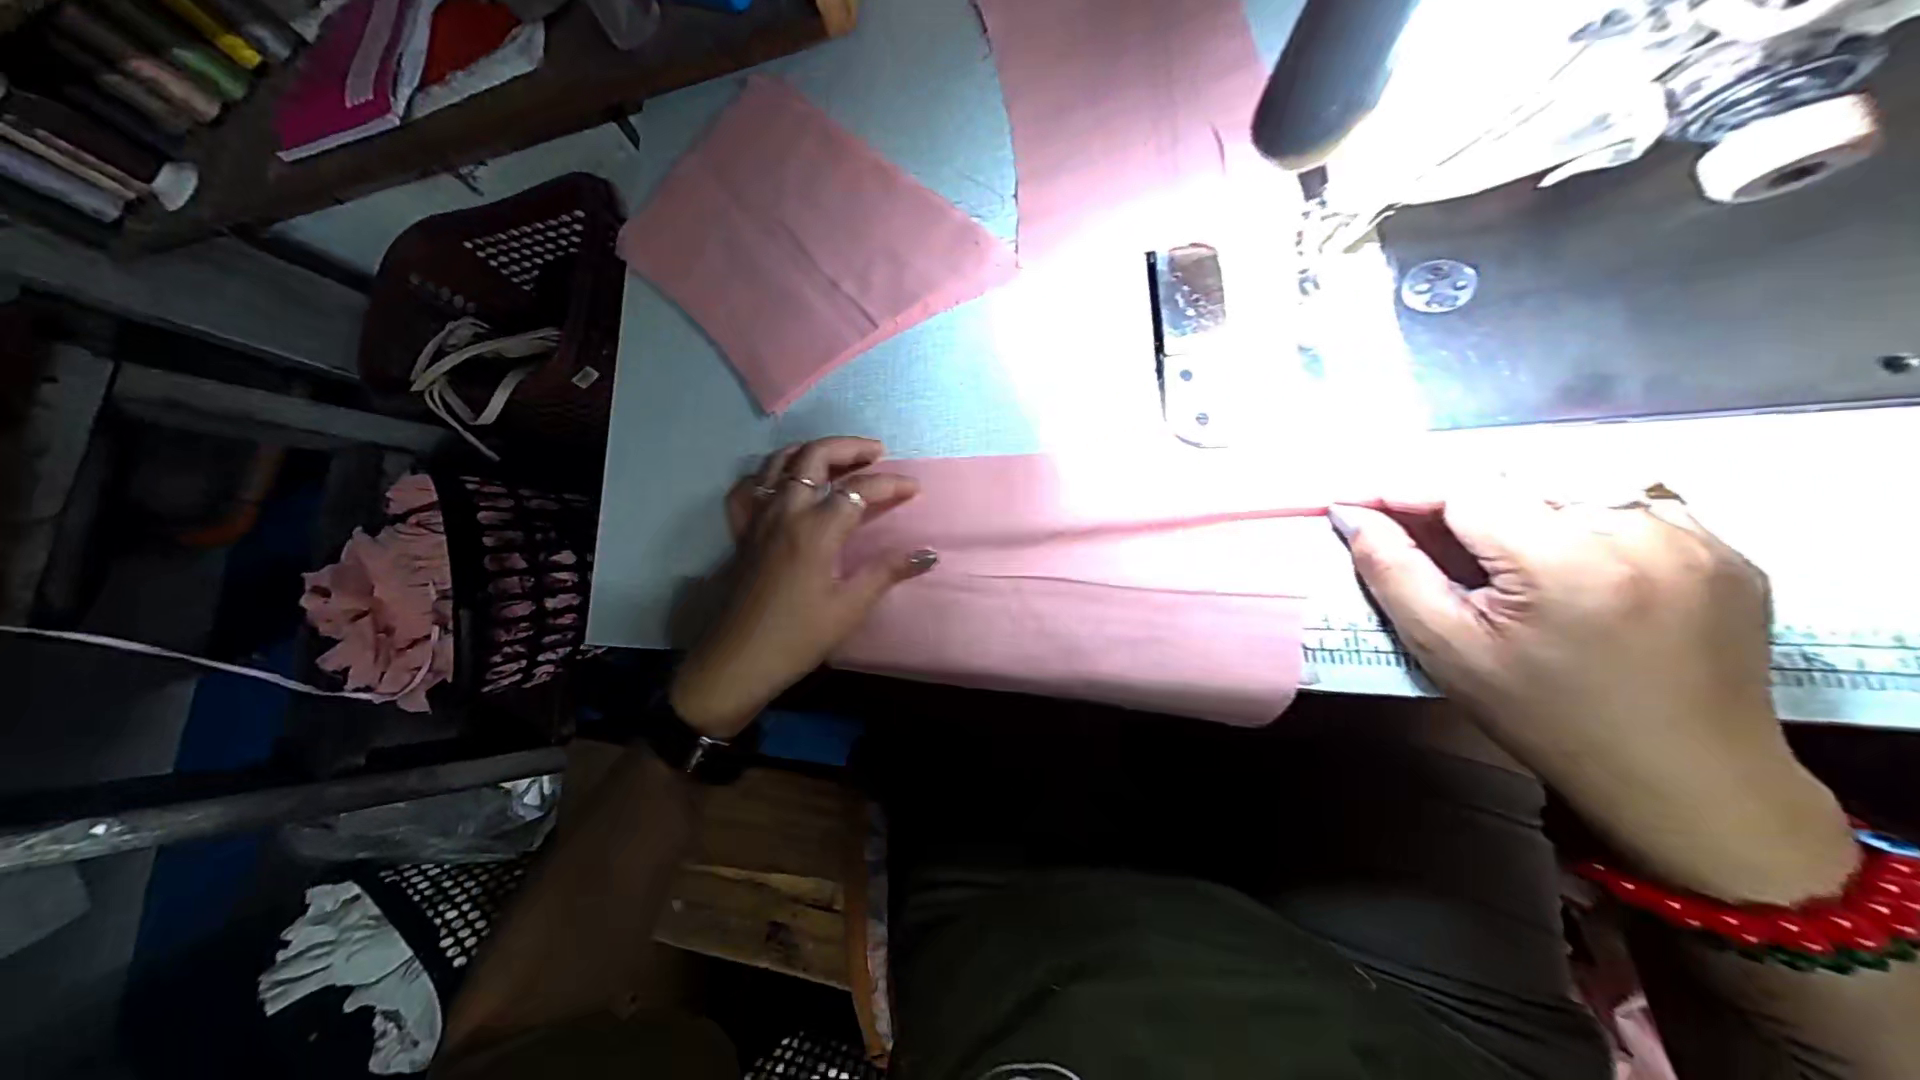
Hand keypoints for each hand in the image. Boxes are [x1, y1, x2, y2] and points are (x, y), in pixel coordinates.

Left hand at [671, 437, 936, 738]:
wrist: (739, 660)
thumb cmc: (799, 637)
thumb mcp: (850, 607)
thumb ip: (887, 572)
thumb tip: (927, 553)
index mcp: (816, 529)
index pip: (859, 489)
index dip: (891, 484)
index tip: (914, 488)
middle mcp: (785, 511)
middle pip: (815, 456)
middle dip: (849, 447)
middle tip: (876, 453)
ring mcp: (759, 518)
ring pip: (780, 462)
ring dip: (812, 452)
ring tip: (837, 458)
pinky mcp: (742, 531)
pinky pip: (750, 488)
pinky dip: (769, 475)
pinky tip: (783, 483)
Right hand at [1328, 494, 1856, 903]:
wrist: (1683, 778)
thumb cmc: (1543, 718)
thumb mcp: (1446, 649)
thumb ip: (1392, 571)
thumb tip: (1352, 515)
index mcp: (1566, 560)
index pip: (1464, 487)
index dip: (1405, 491)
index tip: (1360, 504)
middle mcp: (1638, 531)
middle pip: (1515, 480)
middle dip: (1456, 501)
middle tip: (1420, 536)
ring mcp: (1694, 536)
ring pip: (1569, 484)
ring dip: (1517, 506)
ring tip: (1495, 552)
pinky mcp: (1725, 549)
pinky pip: (1627, 504)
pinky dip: (1578, 517)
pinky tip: (1567, 560)